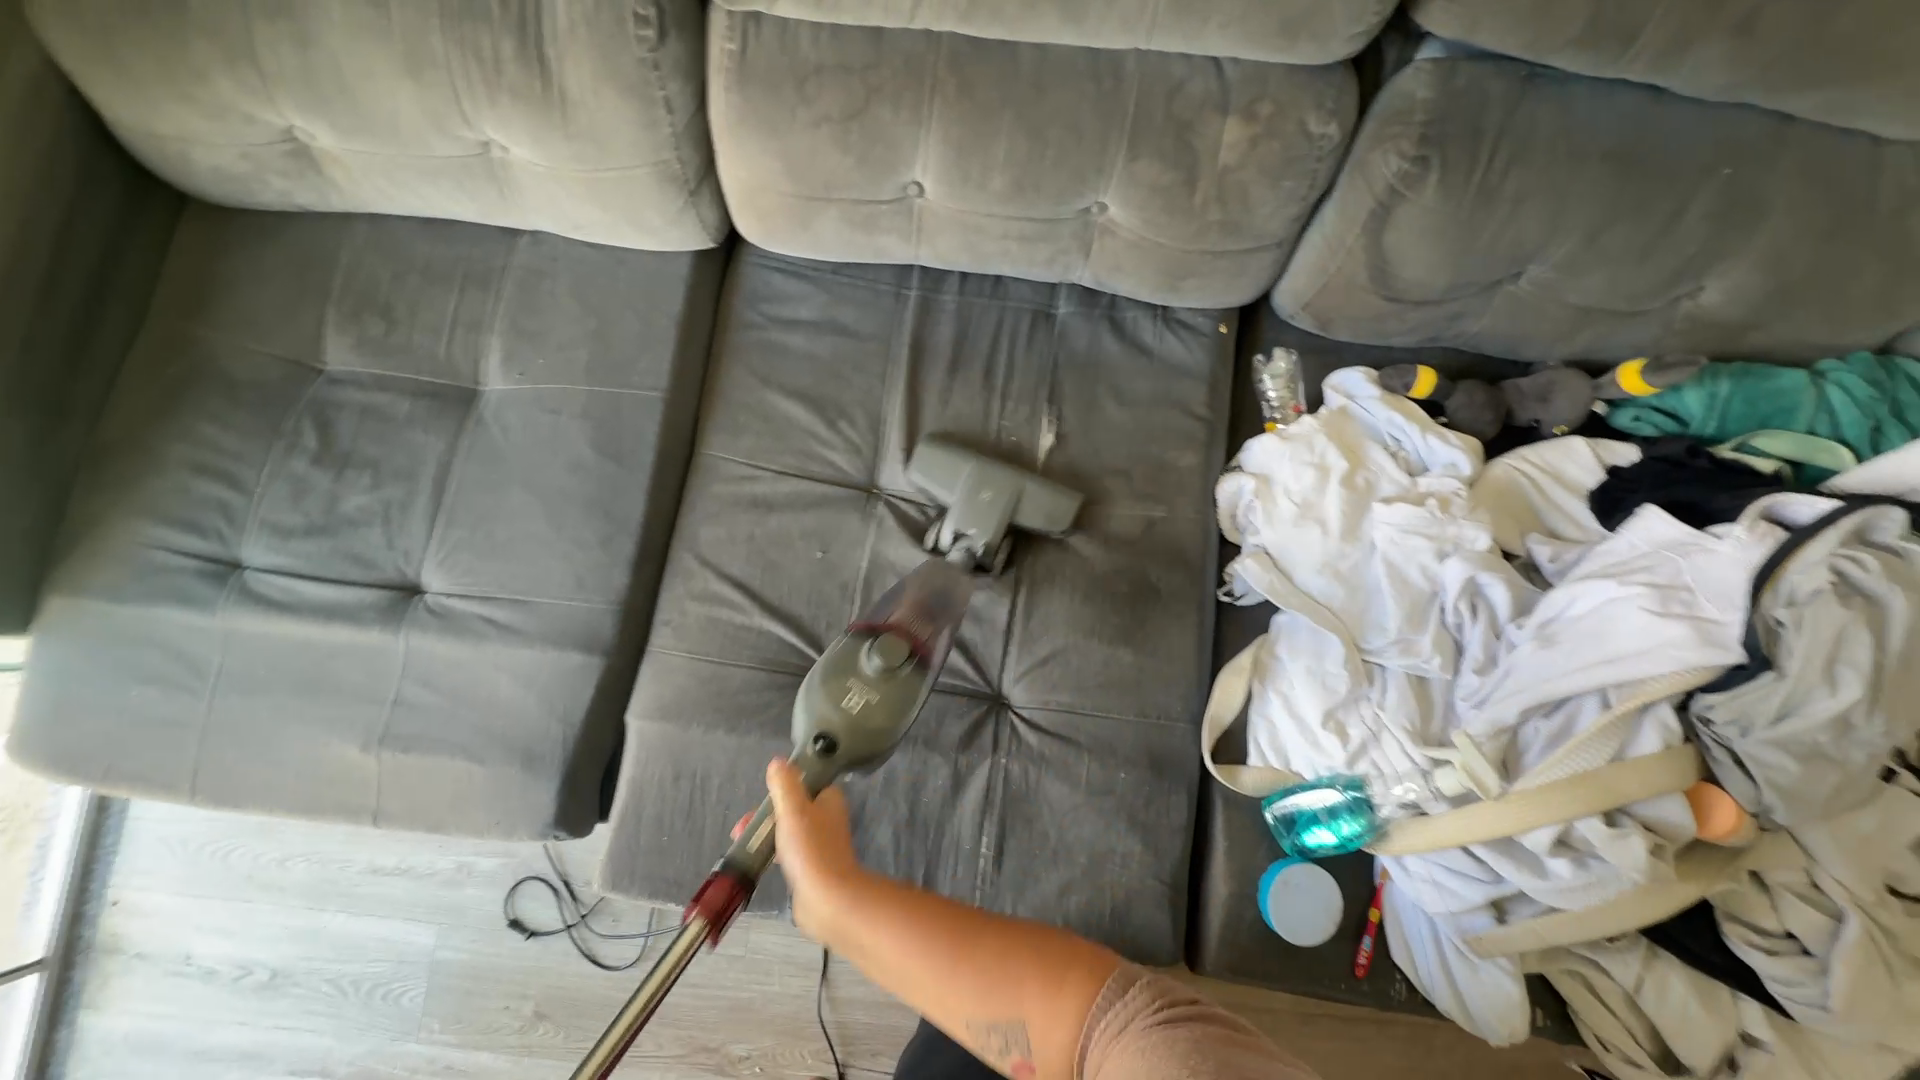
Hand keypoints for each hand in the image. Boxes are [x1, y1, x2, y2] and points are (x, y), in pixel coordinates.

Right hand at [761, 758, 865, 941]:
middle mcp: (828, 818)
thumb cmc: (810, 849)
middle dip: (766, 813)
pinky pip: (789, 851)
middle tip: (743, 826)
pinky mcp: (812, 865)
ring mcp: (821, 843)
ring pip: (788, 829)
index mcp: (829, 799)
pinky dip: (773, 852)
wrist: (826, 899)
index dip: (782, 787)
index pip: (806, 782)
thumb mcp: (793, 809)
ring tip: (742, 842)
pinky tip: (759, 860)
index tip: (761, 797)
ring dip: (766, 832)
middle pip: (793, 806)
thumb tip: (778, 762)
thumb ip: (784, 784)